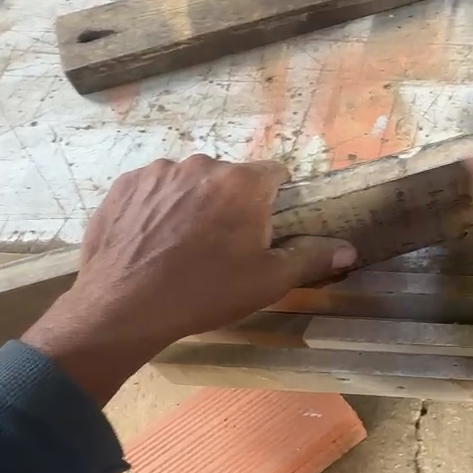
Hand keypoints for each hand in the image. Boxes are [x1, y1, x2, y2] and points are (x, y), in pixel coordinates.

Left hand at [23, 155, 355, 403]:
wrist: (124, 307)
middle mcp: (201, 165)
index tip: (269, 227)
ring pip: (191, 182)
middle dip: (234, 203)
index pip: (276, 172)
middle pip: (231, 178)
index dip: (278, 198)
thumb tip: (349, 250)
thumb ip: (312, 257)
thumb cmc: (207, 292)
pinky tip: (156, 243)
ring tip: (187, 246)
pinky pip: (154, 190)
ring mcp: (156, 172)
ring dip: (196, 204)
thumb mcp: (269, 281)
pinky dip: (160, 209)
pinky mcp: (123, 186)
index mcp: (242, 183)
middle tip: (227, 246)